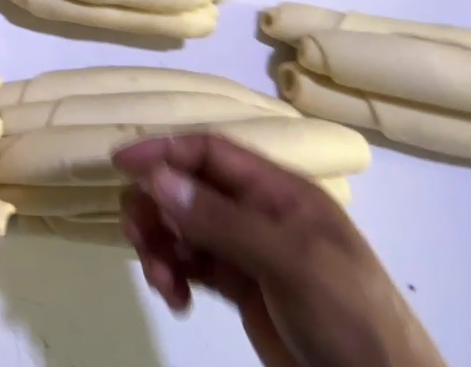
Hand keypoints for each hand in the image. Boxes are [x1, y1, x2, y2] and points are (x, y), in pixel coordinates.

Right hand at [113, 134, 443, 366]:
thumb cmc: (349, 319)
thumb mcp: (289, 263)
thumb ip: (221, 219)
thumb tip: (155, 178)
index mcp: (279, 193)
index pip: (210, 152)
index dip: (164, 151)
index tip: (121, 165)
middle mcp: (259, 213)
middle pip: (186, 189)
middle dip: (155, 208)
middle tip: (138, 237)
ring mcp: (248, 251)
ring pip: (181, 227)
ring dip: (159, 246)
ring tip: (162, 281)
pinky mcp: (239, 286)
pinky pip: (188, 264)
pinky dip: (172, 274)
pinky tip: (176, 298)